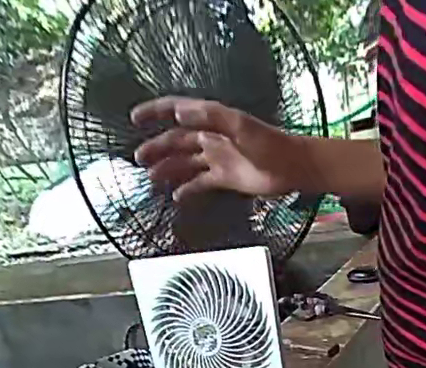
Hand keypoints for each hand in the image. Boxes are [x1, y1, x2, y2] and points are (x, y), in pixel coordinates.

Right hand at [132, 97, 309, 200]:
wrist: (290, 167)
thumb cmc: (269, 144)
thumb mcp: (239, 125)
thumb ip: (210, 116)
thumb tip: (179, 112)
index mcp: (210, 121)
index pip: (177, 112)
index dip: (155, 113)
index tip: (135, 118)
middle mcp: (210, 138)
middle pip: (176, 142)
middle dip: (156, 148)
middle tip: (138, 159)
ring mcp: (217, 158)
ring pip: (185, 163)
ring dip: (168, 169)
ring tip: (152, 178)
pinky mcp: (225, 178)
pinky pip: (200, 183)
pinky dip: (188, 189)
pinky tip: (177, 196)